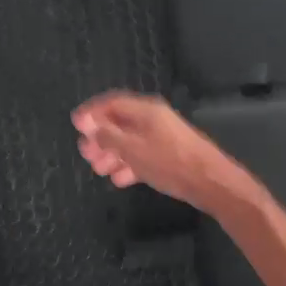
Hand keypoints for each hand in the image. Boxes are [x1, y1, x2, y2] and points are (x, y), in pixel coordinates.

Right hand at [72, 91, 260, 213]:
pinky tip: (119, 179)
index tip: (75, 125)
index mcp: (145, 111)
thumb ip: (107, 135)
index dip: (92, 112)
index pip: (112, 103)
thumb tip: (86, 122)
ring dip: (112, 154)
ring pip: (130, 142)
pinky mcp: (169, 157)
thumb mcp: (132, 149)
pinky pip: (142, 156)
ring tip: (99, 170)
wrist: (209, 182)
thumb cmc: (169, 162)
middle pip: (120, 123)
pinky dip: (129, 165)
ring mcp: (162, 139)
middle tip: (86, 154)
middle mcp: (153, 120)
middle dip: (101, 138)